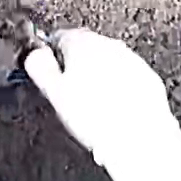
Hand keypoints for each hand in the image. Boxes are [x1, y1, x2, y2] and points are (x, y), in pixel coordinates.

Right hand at [25, 29, 180, 180]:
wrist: (141, 142)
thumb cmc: (97, 120)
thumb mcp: (55, 94)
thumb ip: (39, 67)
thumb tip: (33, 54)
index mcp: (82, 43)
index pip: (58, 37)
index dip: (51, 58)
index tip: (50, 75)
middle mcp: (108, 45)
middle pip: (84, 48)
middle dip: (76, 67)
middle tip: (71, 97)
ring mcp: (131, 60)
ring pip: (106, 63)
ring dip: (98, 78)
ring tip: (94, 109)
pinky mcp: (148, 78)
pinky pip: (126, 78)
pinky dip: (119, 89)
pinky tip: (115, 112)